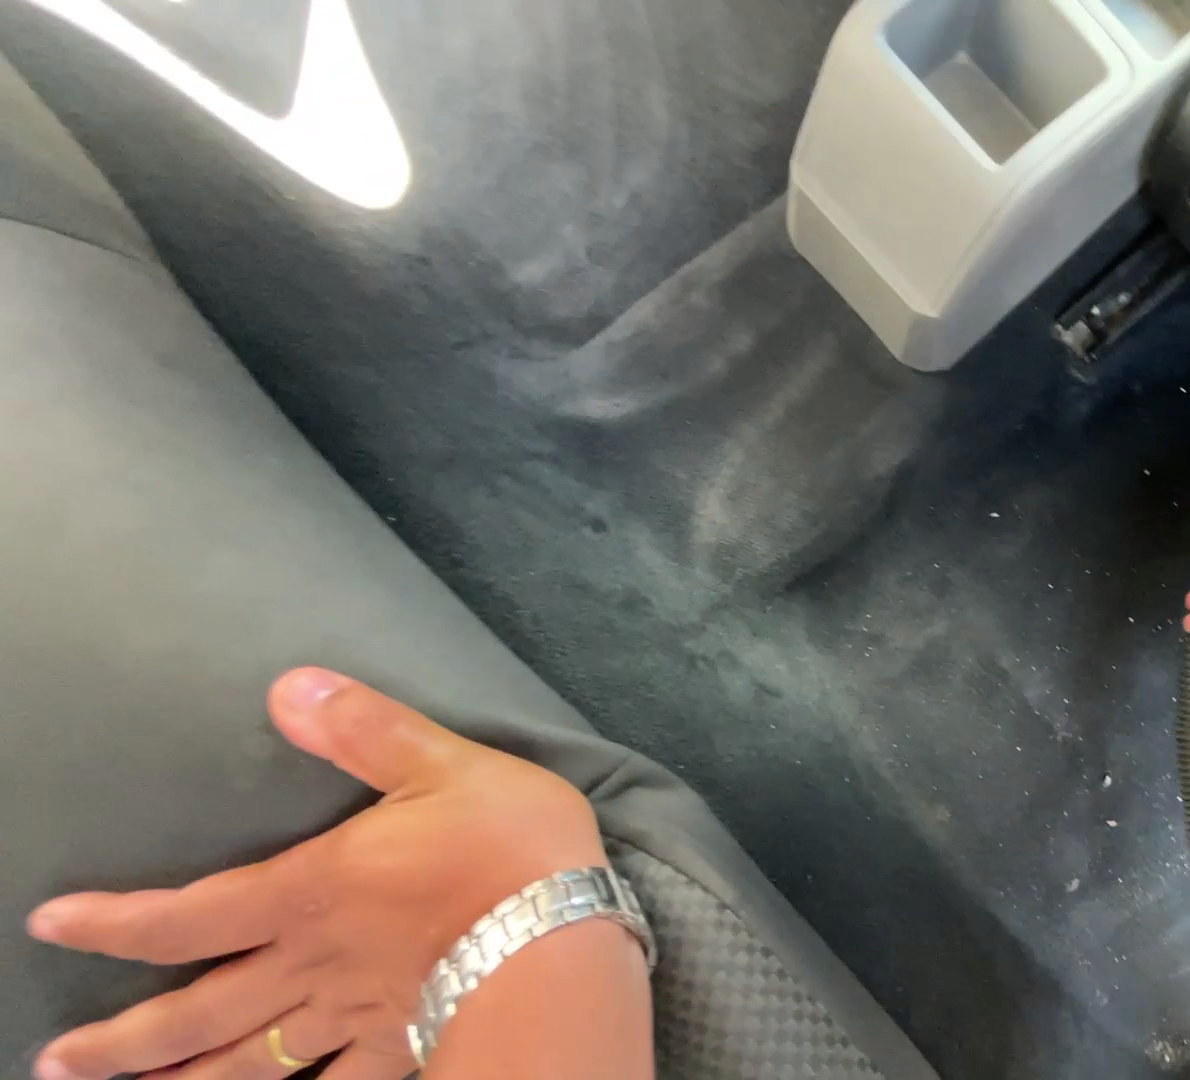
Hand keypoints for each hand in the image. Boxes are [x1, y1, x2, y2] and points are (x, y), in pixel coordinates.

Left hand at [28, 669, 609, 1079]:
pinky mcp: (402, 1039)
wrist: (557, 921)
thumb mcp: (446, 764)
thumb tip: (287, 686)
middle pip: (199, 1009)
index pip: (190, 916)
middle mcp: (315, 961)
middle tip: (55, 1058)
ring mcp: (357, 1010)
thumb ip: (369, 730)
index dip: (115, 920)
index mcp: (316, 890)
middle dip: (122, 1038)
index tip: (51, 924)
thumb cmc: (504, 836)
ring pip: (250, 1061)